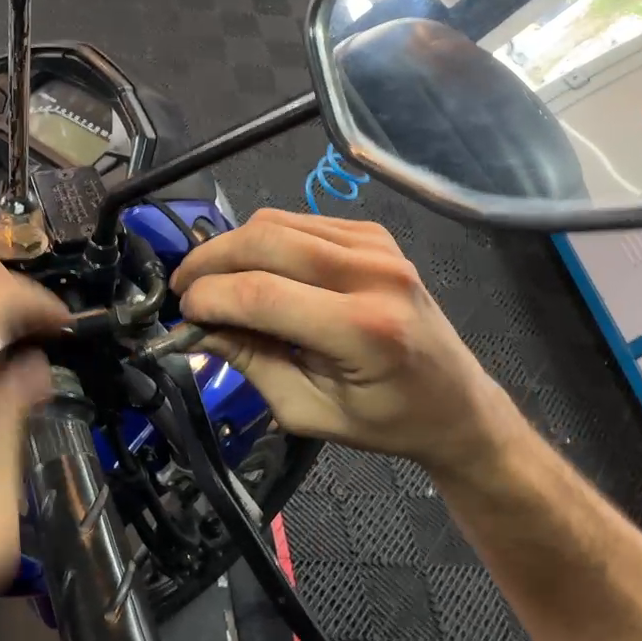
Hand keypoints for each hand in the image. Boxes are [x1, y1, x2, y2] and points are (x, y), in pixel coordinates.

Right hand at [170, 210, 521, 475]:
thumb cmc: (385, 419)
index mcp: (364, 330)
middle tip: (183, 287)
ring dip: (231, 247)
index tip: (184, 315)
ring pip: (275, 222)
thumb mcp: (307, 410)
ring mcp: (376, 246)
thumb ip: (250, 362)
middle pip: (263, 241)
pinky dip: (262, 241)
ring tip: (211, 279)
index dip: (208, 298)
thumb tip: (198, 327)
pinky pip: (296, 221)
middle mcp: (374, 274)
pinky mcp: (373, 233)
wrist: (457, 402)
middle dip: (208, 260)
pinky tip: (255, 269)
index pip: (261, 294)